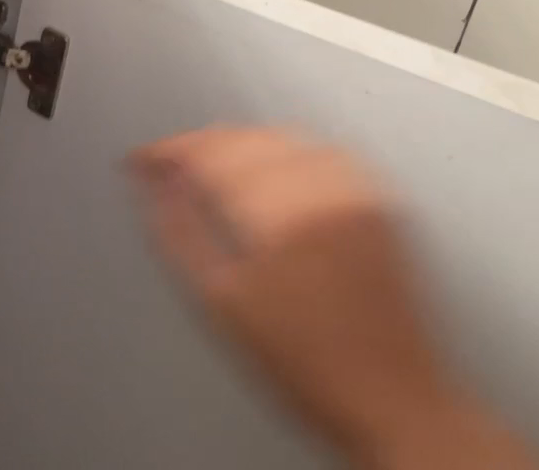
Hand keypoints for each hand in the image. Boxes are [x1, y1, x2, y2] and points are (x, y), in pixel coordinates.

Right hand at [130, 128, 538, 469]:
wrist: (394, 402)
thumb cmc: (308, 368)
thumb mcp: (221, 303)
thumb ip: (179, 232)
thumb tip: (155, 186)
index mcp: (279, 218)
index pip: (208, 154)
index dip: (167, 151)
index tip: (143, 159)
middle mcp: (322, 194)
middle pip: (242, 138)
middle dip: (199, 146)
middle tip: (170, 166)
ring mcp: (356, 194)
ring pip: (280, 137)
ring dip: (239, 145)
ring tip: (213, 170)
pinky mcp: (380, 202)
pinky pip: (321, 151)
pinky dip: (286, 151)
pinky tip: (269, 171)